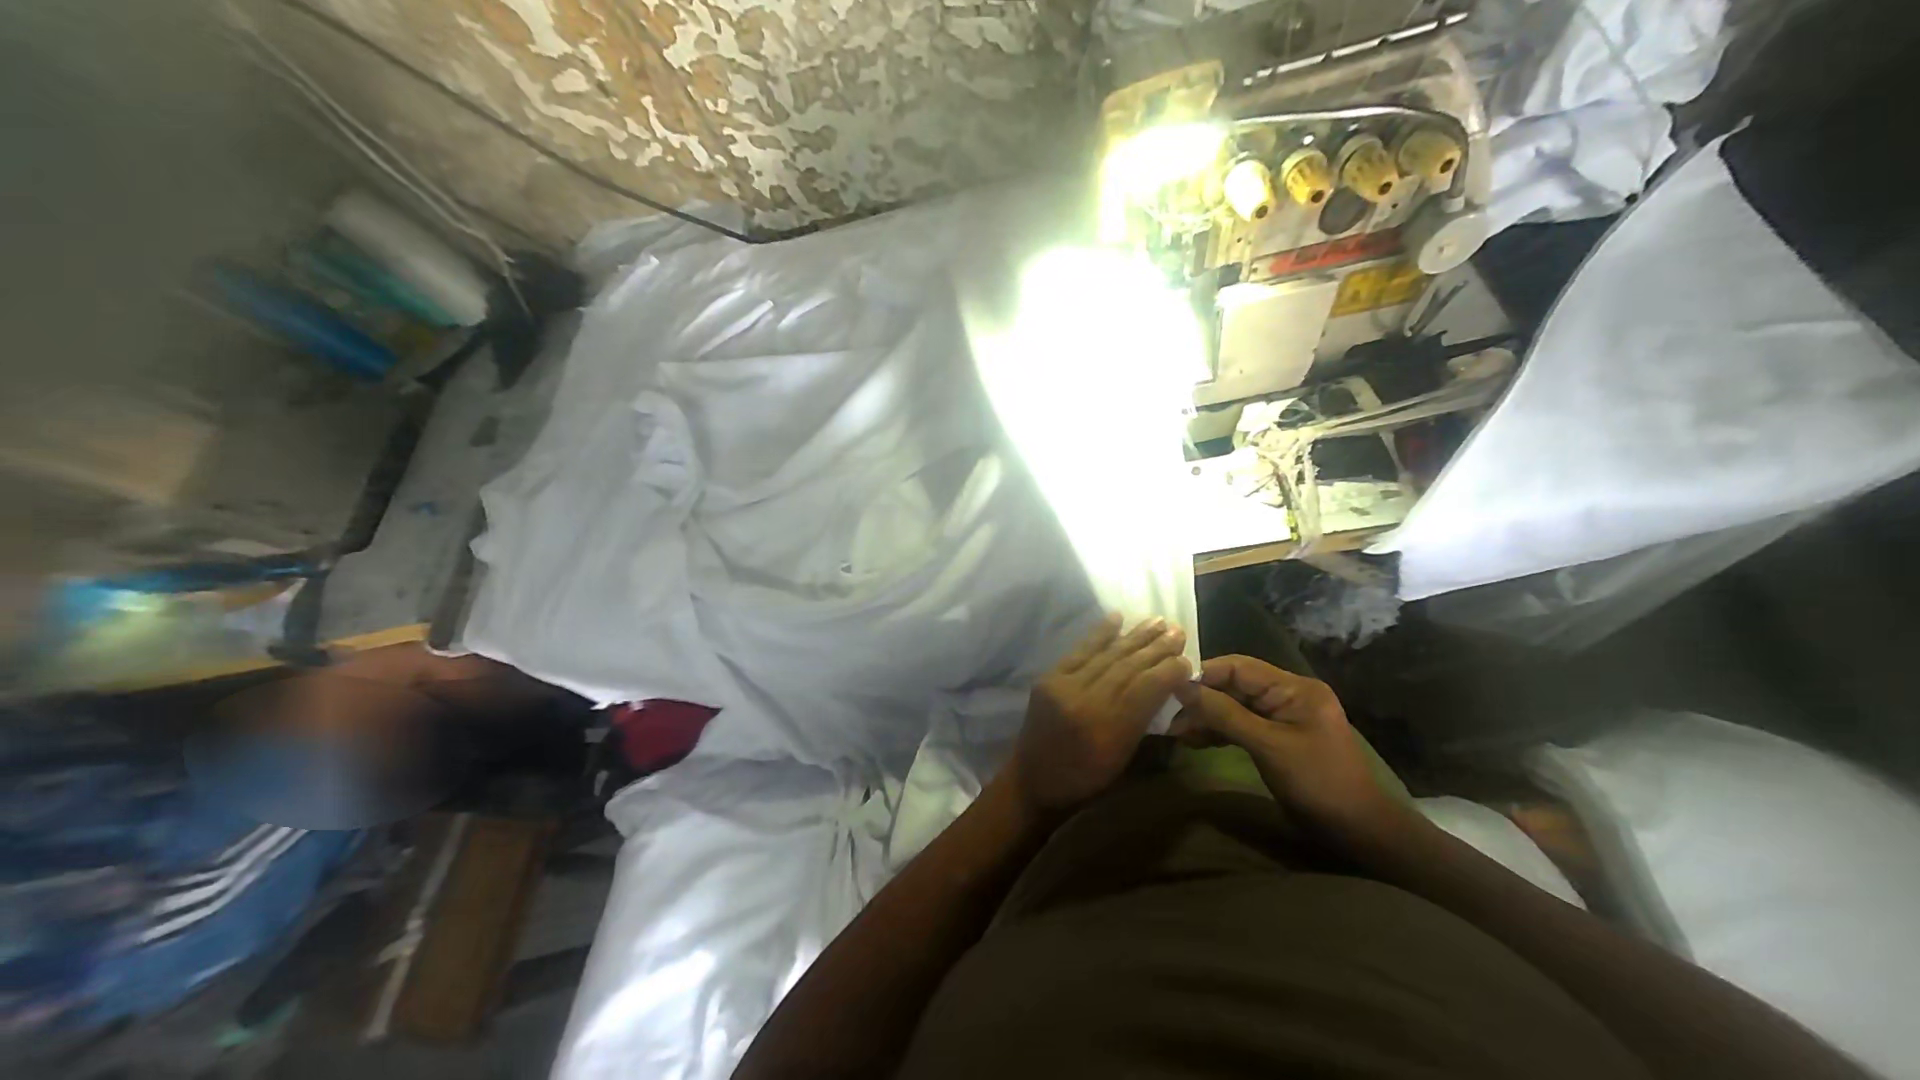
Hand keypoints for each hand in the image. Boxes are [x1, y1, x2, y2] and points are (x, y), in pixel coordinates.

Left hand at [1005, 614, 1190, 814]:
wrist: (1033, 777)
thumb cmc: (1085, 776)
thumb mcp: (1122, 756)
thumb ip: (1143, 719)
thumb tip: (1167, 685)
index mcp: (1108, 730)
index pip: (1145, 689)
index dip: (1168, 672)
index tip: (1187, 659)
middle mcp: (1084, 703)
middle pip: (1127, 668)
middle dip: (1156, 648)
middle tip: (1178, 631)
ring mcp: (1062, 687)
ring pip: (1106, 655)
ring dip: (1134, 636)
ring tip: (1158, 621)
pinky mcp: (1048, 678)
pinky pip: (1078, 651)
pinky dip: (1099, 633)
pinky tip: (1116, 617)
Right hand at [1171, 655, 1408, 846]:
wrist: (1357, 831)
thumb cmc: (1317, 782)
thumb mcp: (1268, 746)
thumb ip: (1225, 714)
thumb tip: (1182, 688)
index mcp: (1294, 688)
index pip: (1239, 667)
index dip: (1203, 674)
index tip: (1169, 685)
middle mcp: (1288, 695)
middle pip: (1234, 686)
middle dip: (1201, 699)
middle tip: (1167, 714)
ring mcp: (1283, 718)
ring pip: (1234, 707)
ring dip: (1205, 718)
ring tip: (1175, 731)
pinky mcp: (1276, 739)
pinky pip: (1241, 726)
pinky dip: (1218, 732)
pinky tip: (1195, 741)